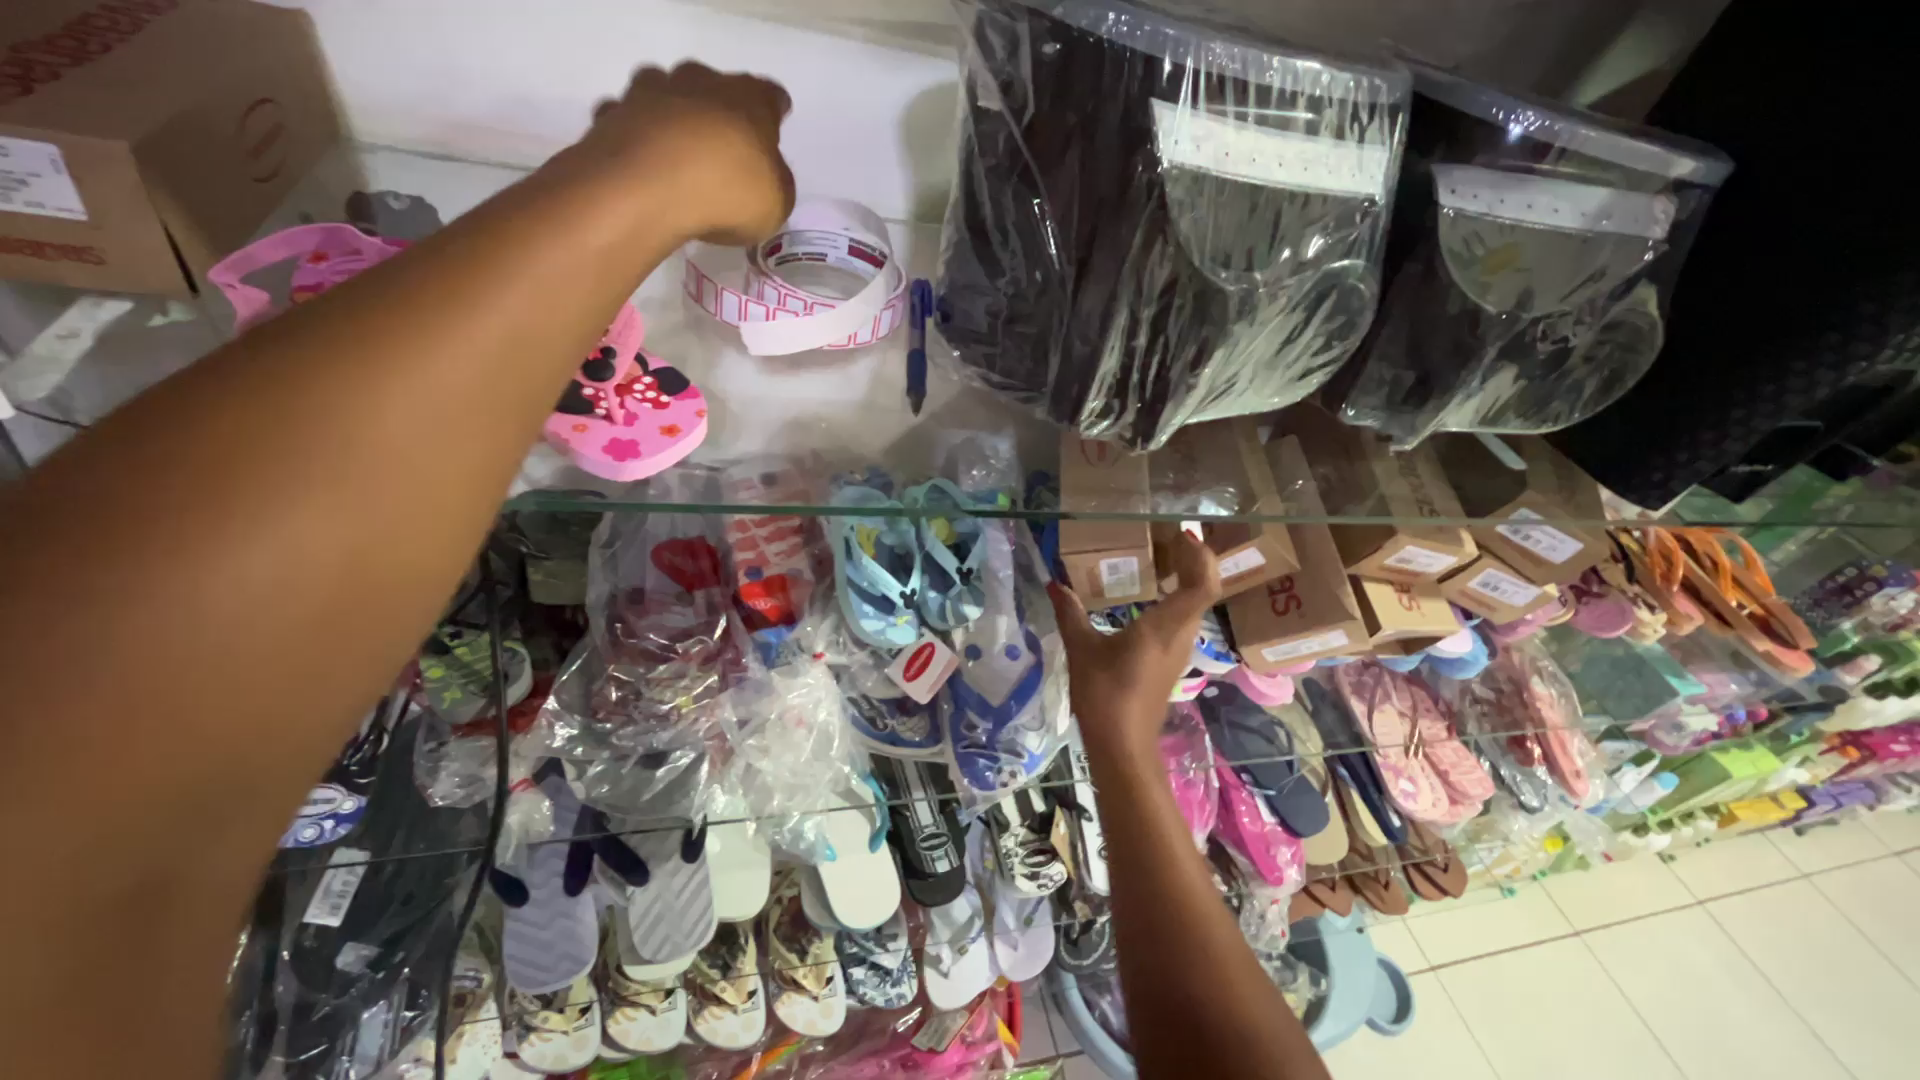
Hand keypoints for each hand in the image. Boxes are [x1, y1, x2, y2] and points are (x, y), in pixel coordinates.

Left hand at [572, 62, 795, 247]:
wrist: (648, 189)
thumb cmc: (728, 192)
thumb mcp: (776, 201)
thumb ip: (773, 182)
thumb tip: (762, 177)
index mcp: (748, 99)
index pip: (769, 96)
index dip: (772, 112)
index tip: (773, 127)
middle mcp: (699, 83)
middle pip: (712, 87)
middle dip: (715, 111)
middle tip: (719, 146)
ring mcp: (649, 93)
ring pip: (663, 95)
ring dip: (670, 118)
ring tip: (673, 155)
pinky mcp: (611, 115)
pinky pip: (627, 122)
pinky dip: (634, 138)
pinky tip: (640, 166)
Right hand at [1048, 532, 1222, 761]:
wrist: (1121, 745)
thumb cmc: (1104, 695)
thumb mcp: (1082, 649)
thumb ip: (1070, 613)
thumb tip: (1054, 584)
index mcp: (1165, 626)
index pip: (1203, 584)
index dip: (1200, 556)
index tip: (1182, 535)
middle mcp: (1180, 635)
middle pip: (1203, 590)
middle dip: (1193, 560)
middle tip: (1169, 538)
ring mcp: (1179, 650)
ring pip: (1194, 606)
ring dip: (1186, 579)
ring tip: (1161, 558)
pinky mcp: (1171, 661)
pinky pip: (1182, 619)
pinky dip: (1175, 598)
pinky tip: (1150, 595)